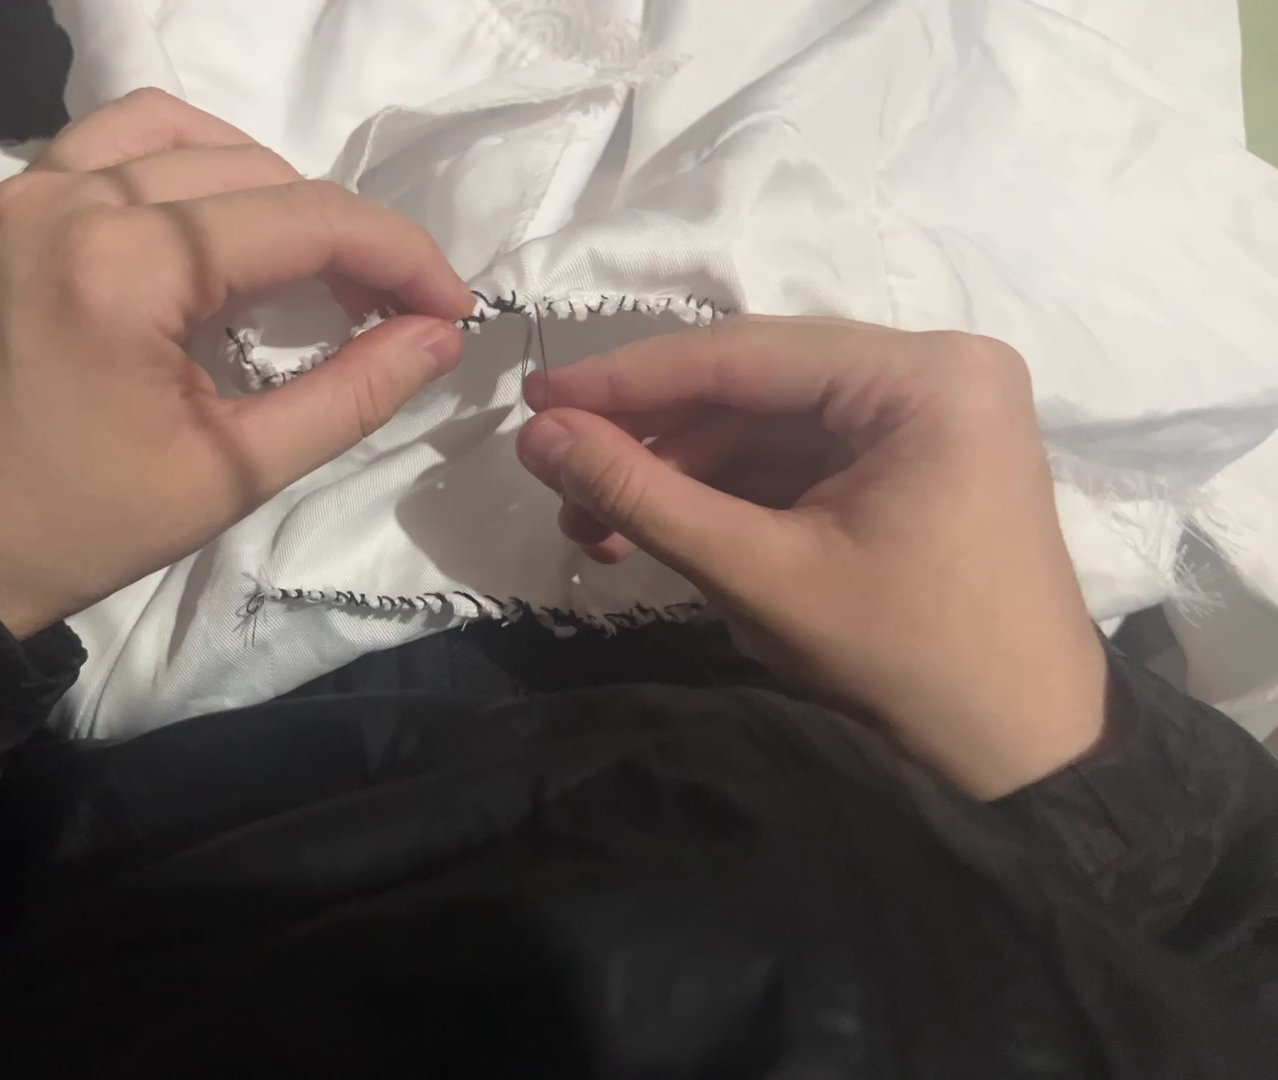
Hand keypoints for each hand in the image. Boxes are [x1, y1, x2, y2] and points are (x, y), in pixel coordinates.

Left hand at [0, 89, 470, 636]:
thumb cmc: (84, 528)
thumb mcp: (231, 475)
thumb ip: (346, 398)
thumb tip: (434, 337)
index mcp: (125, 266)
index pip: (301, 219)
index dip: (397, 255)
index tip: (450, 305)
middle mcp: (68, 197)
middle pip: (252, 172)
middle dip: (341, 233)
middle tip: (385, 307)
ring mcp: (24, 192)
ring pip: (183, 138)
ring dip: (268, 190)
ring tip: (308, 262)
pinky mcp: (3, 211)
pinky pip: (112, 147)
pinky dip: (186, 169)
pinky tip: (213, 227)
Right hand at [515, 317, 1106, 796]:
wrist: (1010, 752)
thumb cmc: (898, 656)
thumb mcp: (751, 570)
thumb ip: (637, 494)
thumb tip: (535, 435)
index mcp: (920, 378)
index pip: (738, 354)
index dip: (621, 377)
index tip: (535, 395)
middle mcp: (920, 374)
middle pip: (739, 384)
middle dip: (640, 437)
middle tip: (555, 473)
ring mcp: (904, 420)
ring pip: (743, 426)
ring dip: (661, 474)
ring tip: (589, 530)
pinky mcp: (884, 463)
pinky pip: (767, 462)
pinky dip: (701, 496)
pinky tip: (642, 535)